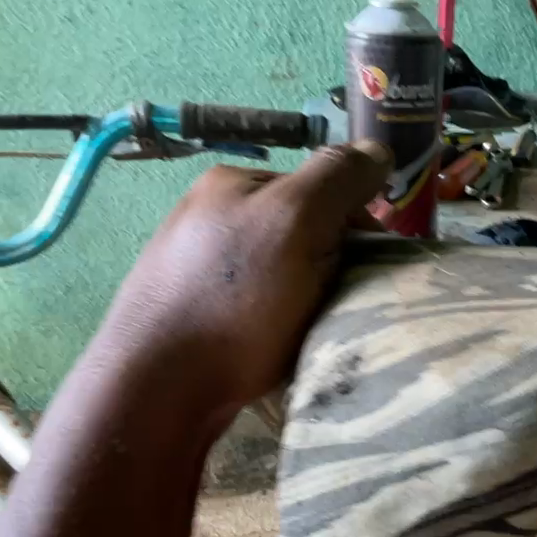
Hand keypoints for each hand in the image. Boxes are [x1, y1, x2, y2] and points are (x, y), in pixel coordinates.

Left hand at [95, 141, 389, 413]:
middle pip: (304, 233)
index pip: (323, 191)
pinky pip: (260, 308)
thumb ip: (336, 180)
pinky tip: (281, 348)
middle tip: (342, 307)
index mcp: (236, 183)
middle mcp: (212, 216)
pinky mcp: (196, 315)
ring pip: (284, 274)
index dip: (358, 230)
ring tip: (314, 333)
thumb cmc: (233, 302)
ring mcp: (199, 267)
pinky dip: (282, 325)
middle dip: (332, 268)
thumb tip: (377, 149)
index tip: (371, 272)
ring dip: (309, 300)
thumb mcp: (294, 222)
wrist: (158, 387)